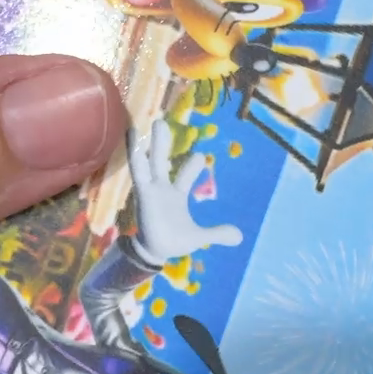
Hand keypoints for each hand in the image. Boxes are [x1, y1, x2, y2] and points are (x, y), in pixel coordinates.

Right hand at [126, 120, 241, 263]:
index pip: (186, 175)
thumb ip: (217, 234)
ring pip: (149, 161)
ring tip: (145, 123)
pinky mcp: (144, 193)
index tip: (200, 155)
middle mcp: (163, 187)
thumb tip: (240, 237)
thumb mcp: (200, 237)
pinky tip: (132, 139)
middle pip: (162, 160)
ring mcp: (152, 189)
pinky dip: (135, 156)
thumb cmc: (174, 241)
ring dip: (147, 144)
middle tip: (162, 122)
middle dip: (163, 142)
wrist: (155, 252)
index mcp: (177, 194)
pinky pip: (138, 172)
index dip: (192, 166)